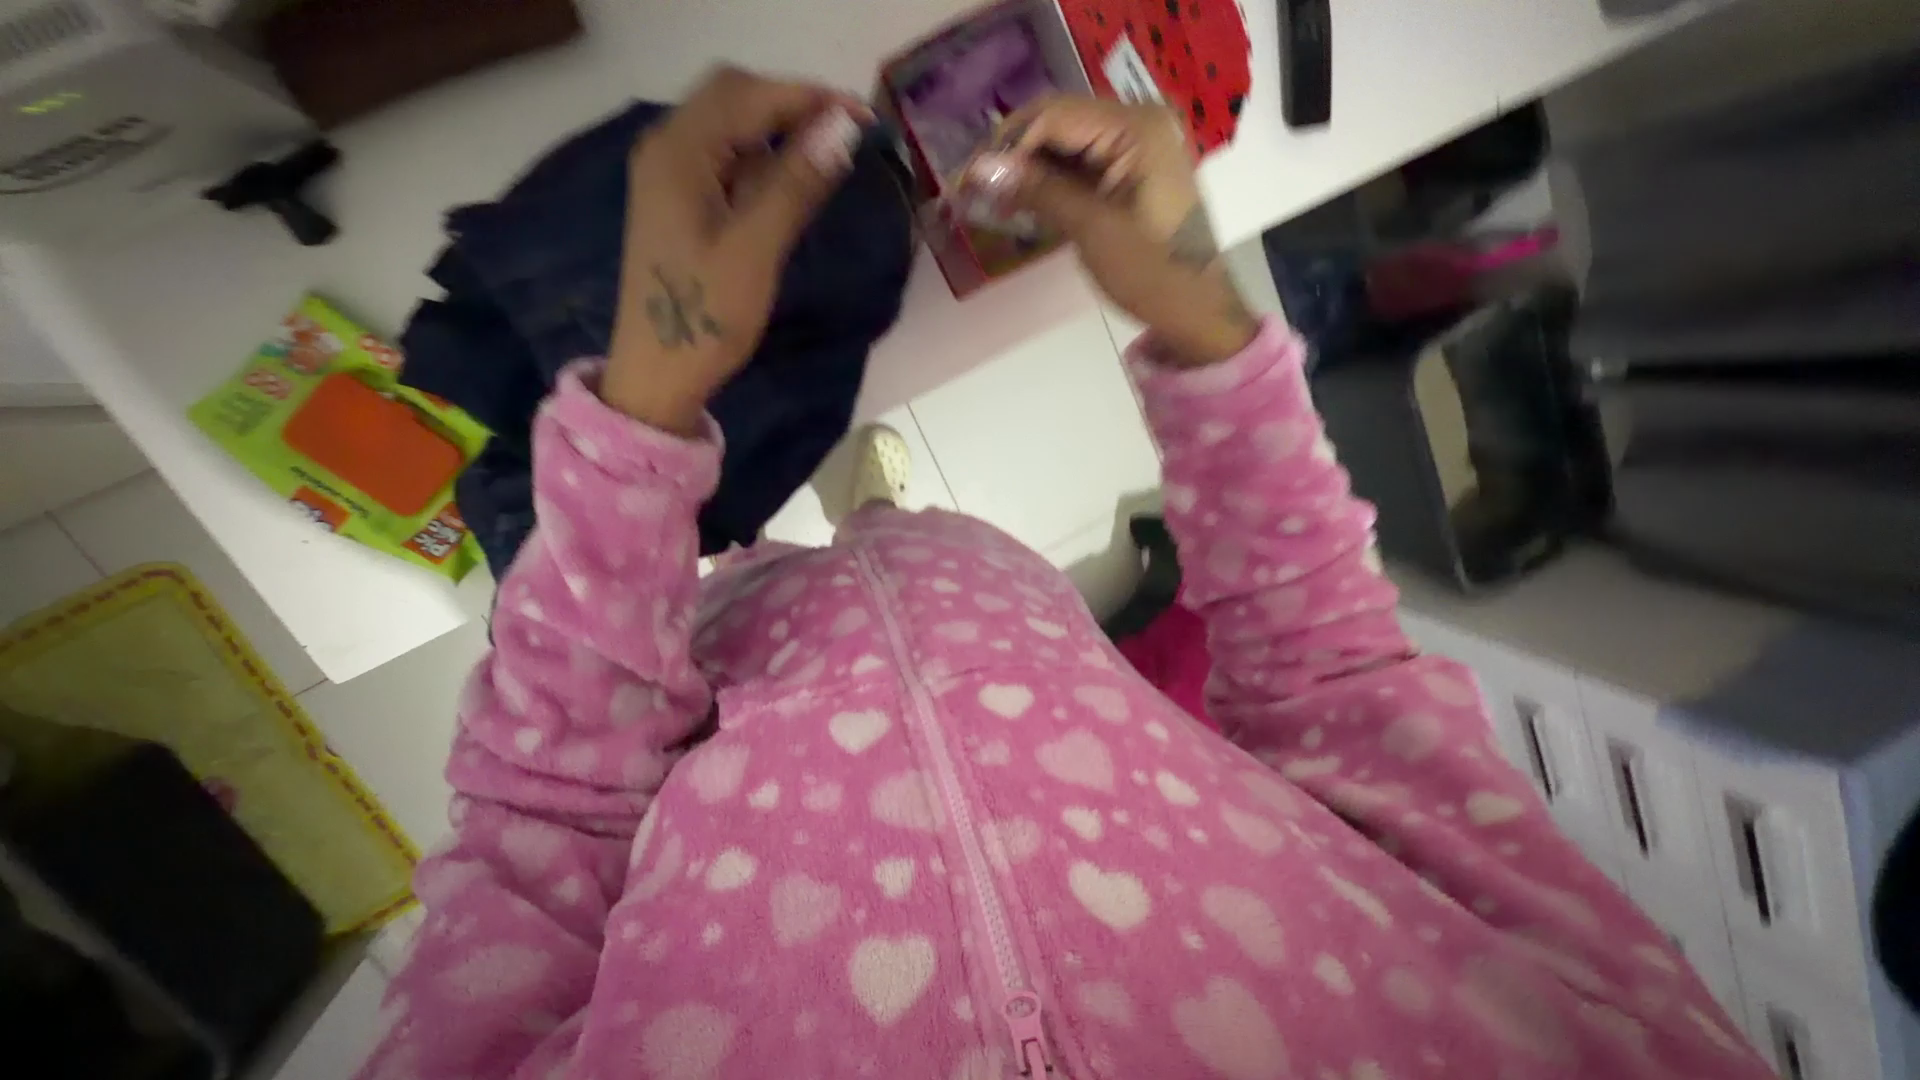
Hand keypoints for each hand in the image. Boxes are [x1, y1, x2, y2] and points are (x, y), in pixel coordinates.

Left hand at [601, 67, 868, 434]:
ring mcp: (669, 176)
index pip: (748, 95)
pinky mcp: (678, 203)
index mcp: (678, 153)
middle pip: (734, 98)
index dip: (808, 98)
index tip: (863, 119)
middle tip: (847, 135)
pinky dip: (761, 160)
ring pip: (729, 128)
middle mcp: (667, 149)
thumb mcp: (756, 249)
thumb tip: (841, 130)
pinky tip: (790, 182)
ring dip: (778, 132)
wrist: (659, 374)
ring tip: (828, 157)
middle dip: (792, 107)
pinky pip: (723, 160)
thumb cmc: (706, 317)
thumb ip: (796, 184)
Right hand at [960, 97, 1257, 366]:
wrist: (1198, 311)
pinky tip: (1021, 204)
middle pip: (1058, 123)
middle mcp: (1138, 123)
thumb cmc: (1153, 274)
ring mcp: (1137, 147)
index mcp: (1137, 128)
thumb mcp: (1092, 230)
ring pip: (1065, 144)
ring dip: (1027, 170)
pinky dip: (1050, 182)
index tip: (969, 179)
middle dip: (1014, 155)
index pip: (1054, 115)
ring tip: (991, 201)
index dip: (1008, 143)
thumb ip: (1039, 191)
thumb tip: (981, 169)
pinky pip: (1081, 164)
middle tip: (973, 190)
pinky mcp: (1132, 171)